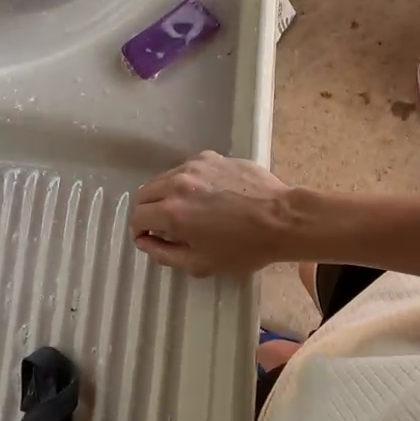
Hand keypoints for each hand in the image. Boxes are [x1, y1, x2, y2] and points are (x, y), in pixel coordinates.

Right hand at [129, 151, 297, 276]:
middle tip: (165, 225)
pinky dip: (186, 182)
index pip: (137, 216)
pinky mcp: (208, 156)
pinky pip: (186, 169)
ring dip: (166, 194)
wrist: (282, 218)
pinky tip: (207, 195)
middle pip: (144, 193)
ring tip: (188, 209)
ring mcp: (192, 166)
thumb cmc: (244, 247)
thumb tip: (145, 241)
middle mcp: (176, 183)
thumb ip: (165, 254)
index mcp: (171, 212)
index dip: (140, 230)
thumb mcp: (202, 263)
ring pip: (163, 178)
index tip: (150, 238)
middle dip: (148, 210)